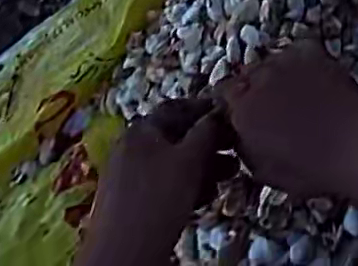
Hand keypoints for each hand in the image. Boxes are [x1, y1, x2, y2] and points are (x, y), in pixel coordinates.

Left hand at [75, 99, 229, 265]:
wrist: (122, 260)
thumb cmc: (158, 199)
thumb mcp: (190, 159)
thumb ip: (207, 130)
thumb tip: (219, 111)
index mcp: (140, 131)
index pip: (177, 107)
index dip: (205, 108)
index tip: (229, 115)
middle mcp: (131, 149)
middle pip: (177, 136)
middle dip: (209, 143)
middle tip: (234, 148)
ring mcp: (129, 178)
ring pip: (173, 162)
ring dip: (203, 165)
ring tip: (229, 174)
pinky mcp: (131, 205)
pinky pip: (165, 184)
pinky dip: (187, 185)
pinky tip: (207, 196)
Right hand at [219, 41, 357, 197]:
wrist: (352, 138)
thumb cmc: (307, 166)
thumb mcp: (262, 169)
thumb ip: (242, 143)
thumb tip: (238, 132)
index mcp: (241, 107)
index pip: (221, 93)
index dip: (229, 104)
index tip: (236, 114)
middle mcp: (258, 76)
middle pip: (246, 75)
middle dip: (251, 88)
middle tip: (267, 106)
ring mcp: (285, 59)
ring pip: (270, 62)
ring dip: (273, 75)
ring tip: (291, 92)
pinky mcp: (310, 49)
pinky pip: (295, 51)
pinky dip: (297, 62)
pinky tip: (308, 77)